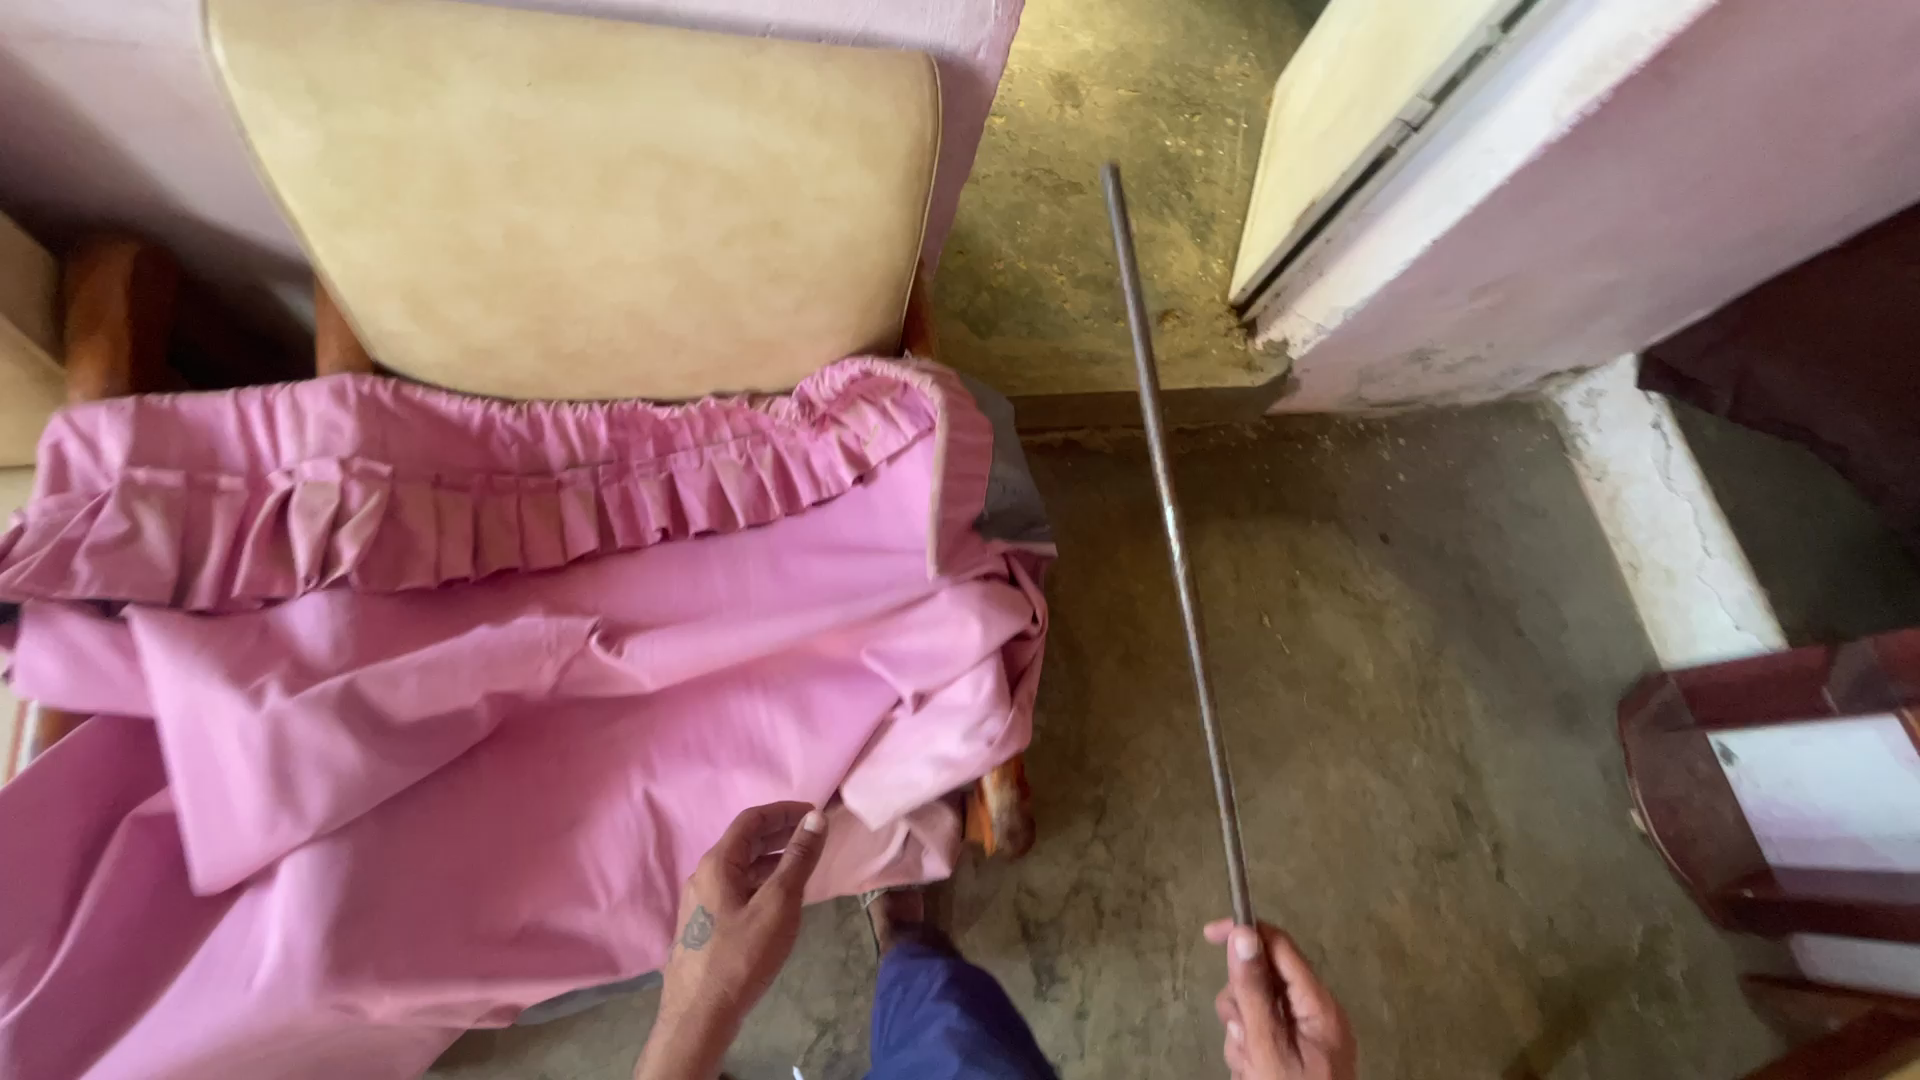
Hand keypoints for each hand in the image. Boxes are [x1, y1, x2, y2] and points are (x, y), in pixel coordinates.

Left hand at [634, 802, 826, 1079]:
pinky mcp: (703, 927)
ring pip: (740, 867)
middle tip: (812, 834)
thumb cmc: (741, 957)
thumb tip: (815, 818)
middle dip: (780, 832)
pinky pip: (735, 888)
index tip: (814, 814)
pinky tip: (778, 898)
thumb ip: (798, 858)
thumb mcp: (778, 904)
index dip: (784, 811)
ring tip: (802, 864)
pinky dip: (761, 880)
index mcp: (716, 863)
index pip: (751, 819)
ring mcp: (700, 903)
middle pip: (744, 841)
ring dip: (771, 858)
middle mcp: (703, 876)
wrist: (698, 1021)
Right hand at [1203, 920, 1355, 1079]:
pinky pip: (1259, 1032)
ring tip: (1248, 1065)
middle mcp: (1315, 1015)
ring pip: (1255, 1007)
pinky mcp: (1295, 1054)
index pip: (1279, 946)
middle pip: (1262, 978)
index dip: (1244, 933)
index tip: (1208, 935)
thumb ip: (1254, 991)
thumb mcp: (1268, 1048)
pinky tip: (1252, 1072)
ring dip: (1240, 1032)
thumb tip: (1242, 933)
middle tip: (1239, 1033)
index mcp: (1319, 1006)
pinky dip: (1247, 1048)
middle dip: (1239, 1003)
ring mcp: (1305, 1036)